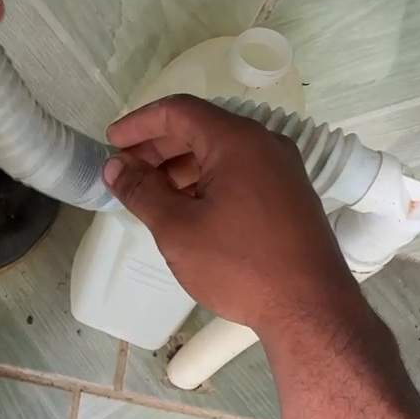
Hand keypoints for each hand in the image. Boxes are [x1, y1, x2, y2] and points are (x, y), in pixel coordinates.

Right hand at [102, 95, 359, 329]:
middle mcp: (264, 145)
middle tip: (124, 172)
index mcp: (236, 142)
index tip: (110, 144)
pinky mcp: (287, 196)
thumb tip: (115, 167)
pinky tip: (186, 211)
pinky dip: (205, 182)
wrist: (309, 307)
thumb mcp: (177, 228)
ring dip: (179, 168)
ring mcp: (281, 170)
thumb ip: (141, 191)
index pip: (179, 111)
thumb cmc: (238, 264)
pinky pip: (238, 174)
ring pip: (219, 154)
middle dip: (156, 148)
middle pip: (200, 129)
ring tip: (149, 196)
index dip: (139, 124)